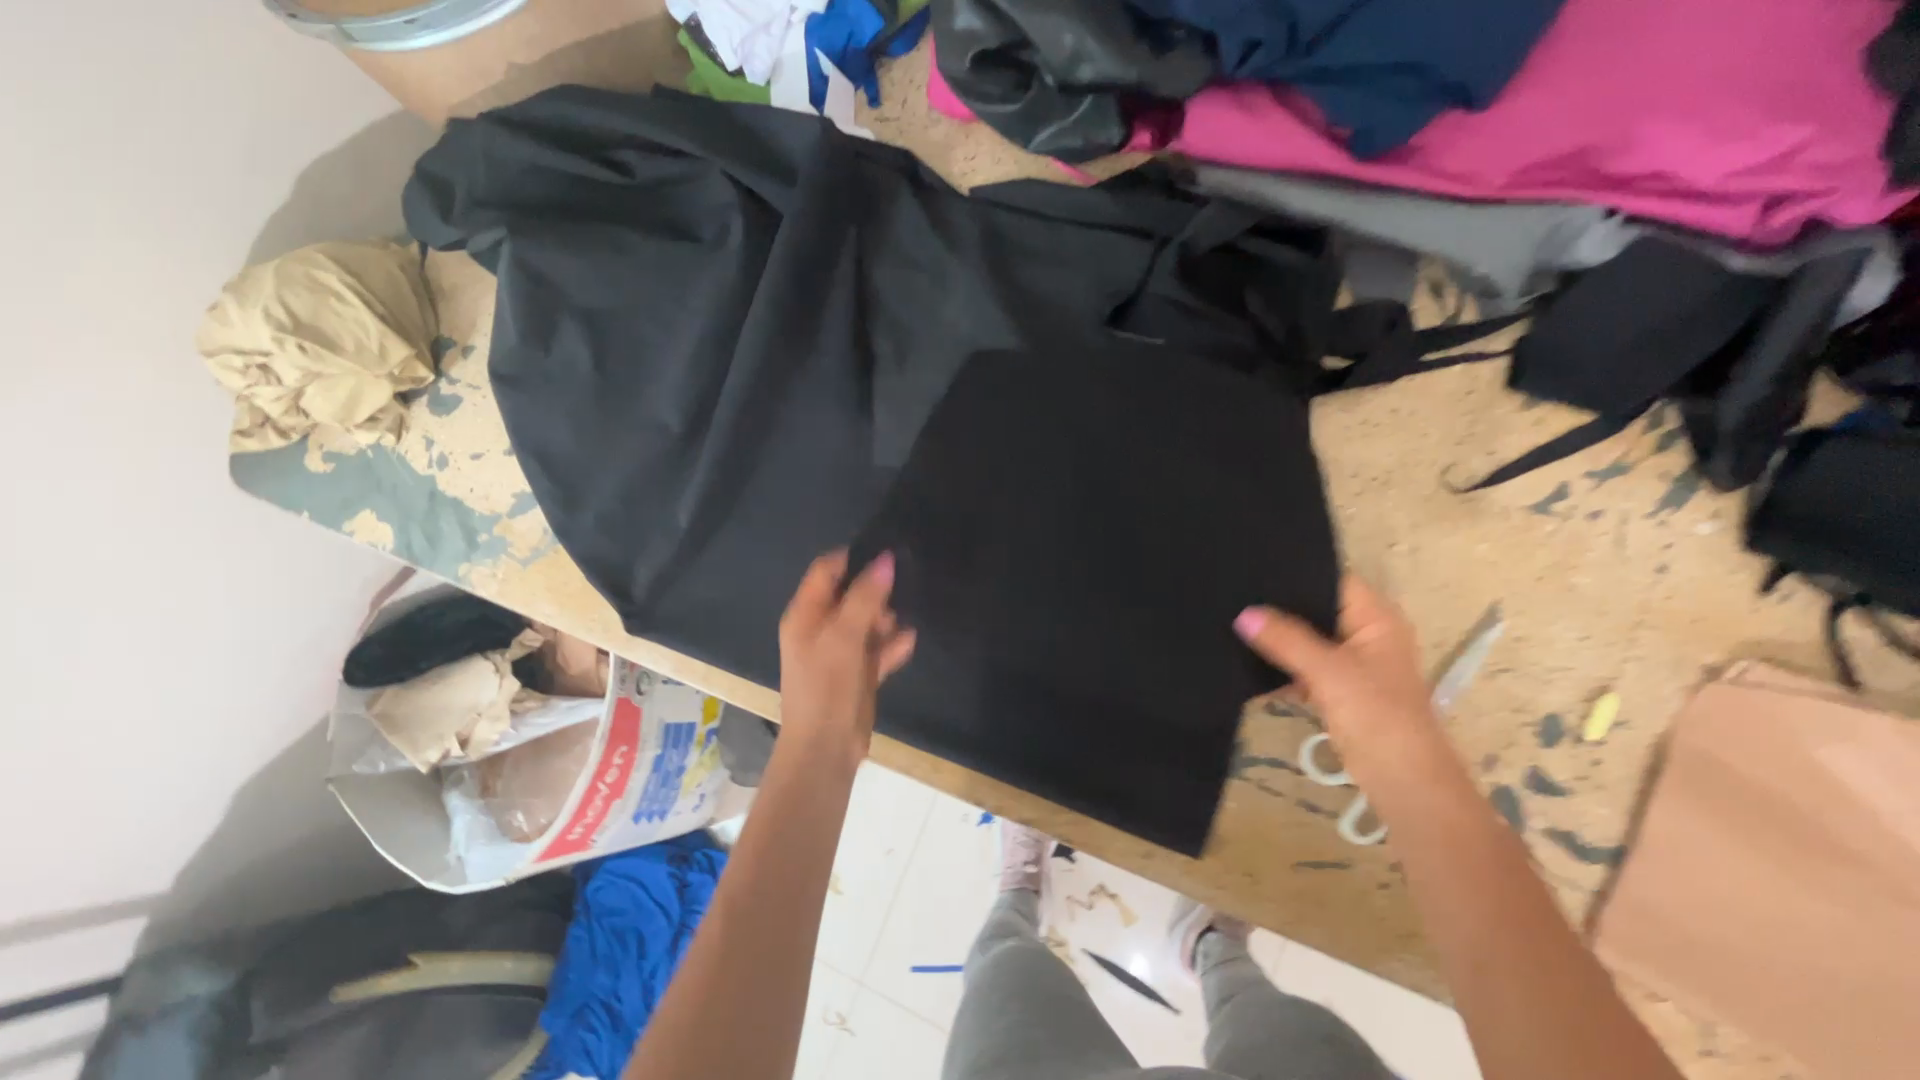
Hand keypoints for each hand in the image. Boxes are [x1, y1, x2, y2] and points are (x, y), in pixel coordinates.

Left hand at [776, 550, 916, 764]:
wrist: (826, 748)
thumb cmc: (827, 686)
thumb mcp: (844, 636)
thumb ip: (866, 597)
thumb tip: (886, 560)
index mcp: (804, 615)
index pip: (826, 571)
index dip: (853, 559)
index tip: (887, 554)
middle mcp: (819, 629)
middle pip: (850, 595)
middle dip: (875, 591)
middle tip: (902, 589)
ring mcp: (838, 653)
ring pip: (866, 622)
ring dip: (886, 619)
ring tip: (902, 620)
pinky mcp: (857, 674)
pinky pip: (877, 650)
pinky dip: (891, 645)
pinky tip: (908, 642)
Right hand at [1233, 577, 1444, 781]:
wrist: (1403, 781)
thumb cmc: (1377, 716)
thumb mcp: (1328, 671)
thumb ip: (1285, 640)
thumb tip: (1244, 614)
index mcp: (1376, 618)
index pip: (1332, 578)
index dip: (1296, 570)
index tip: (1251, 566)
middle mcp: (1366, 634)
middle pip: (1317, 609)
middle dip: (1279, 606)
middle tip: (1232, 594)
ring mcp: (1353, 664)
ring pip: (1307, 640)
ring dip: (1277, 639)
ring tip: (1231, 623)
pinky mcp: (1340, 692)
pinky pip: (1304, 669)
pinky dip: (1281, 669)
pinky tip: (1244, 665)